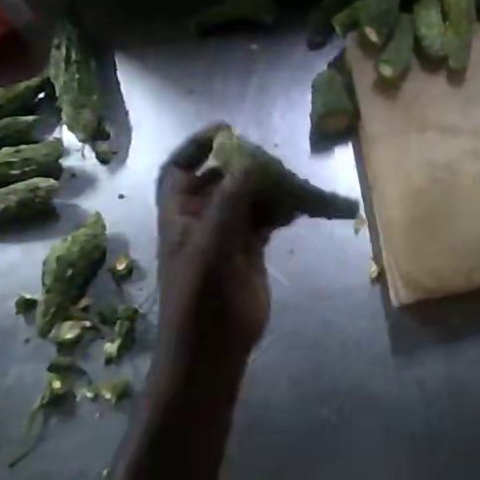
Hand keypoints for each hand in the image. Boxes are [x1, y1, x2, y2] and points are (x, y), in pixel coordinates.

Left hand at [154, 126, 274, 367]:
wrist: (211, 350)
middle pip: (221, 180)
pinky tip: (299, 207)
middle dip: (245, 167)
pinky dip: (281, 210)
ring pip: (248, 199)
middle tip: (272, 161)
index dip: (196, 146)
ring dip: (269, 189)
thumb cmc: (199, 297)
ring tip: (293, 183)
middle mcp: (201, 220)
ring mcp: (226, 235)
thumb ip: (229, 201)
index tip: (225, 128)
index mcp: (179, 215)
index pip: (179, 170)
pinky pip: (266, 220)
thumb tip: (249, 160)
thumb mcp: (211, 245)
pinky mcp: (250, 252)